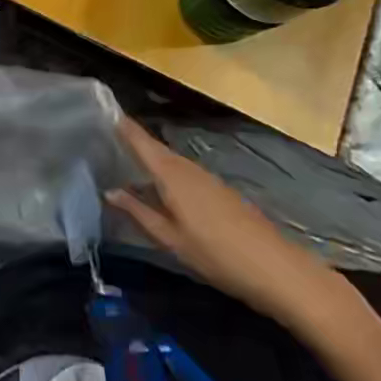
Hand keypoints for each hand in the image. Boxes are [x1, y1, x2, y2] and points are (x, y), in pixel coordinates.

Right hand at [106, 118, 341, 326]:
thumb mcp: (170, 239)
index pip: (140, 139)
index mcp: (171, 173)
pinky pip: (182, 173)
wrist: (282, 273)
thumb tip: (109, 190)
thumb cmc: (218, 255)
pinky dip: (164, 173)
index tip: (98, 107)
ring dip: (146, 158)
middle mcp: (187, 168)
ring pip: (168, 161)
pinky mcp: (219, 192)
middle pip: (153, 148)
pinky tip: (155, 187)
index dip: (120, 123)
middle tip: (100, 138)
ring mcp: (206, 179)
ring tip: (121, 161)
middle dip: (129, 140)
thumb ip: (138, 212)